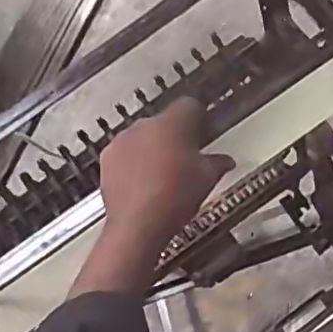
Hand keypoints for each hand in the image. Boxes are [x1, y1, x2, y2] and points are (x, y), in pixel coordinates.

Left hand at [70, 98, 233, 297]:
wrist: (137, 225)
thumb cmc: (173, 199)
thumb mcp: (206, 180)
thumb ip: (217, 163)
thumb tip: (224, 161)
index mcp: (174, 123)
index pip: (190, 105)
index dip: (199, 118)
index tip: (203, 131)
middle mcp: (145, 125)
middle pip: (165, 122)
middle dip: (175, 137)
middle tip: (186, 159)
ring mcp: (123, 140)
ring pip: (143, 137)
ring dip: (152, 149)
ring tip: (163, 175)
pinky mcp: (108, 158)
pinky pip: (125, 153)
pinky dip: (133, 163)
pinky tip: (144, 183)